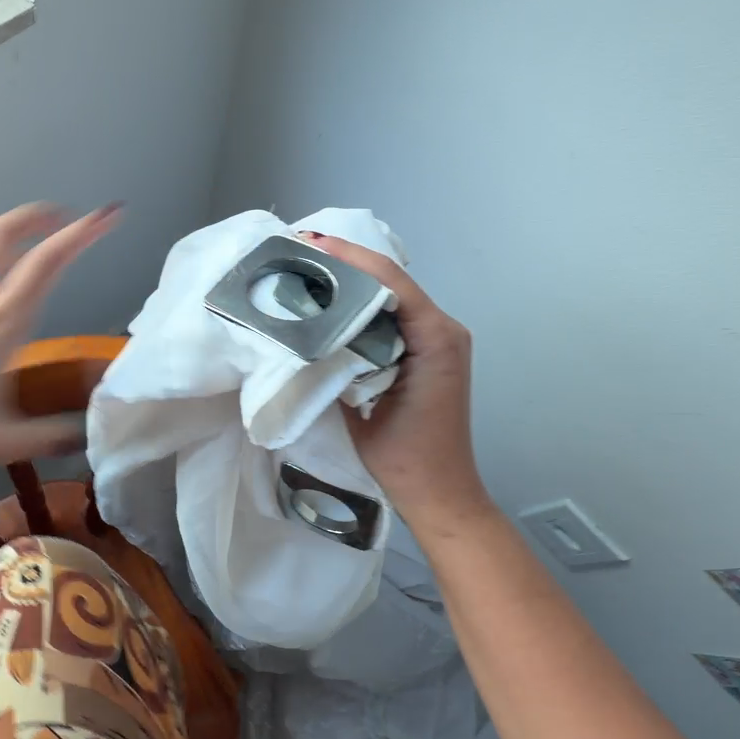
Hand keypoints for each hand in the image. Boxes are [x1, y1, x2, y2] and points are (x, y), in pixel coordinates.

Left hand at [0, 202, 120, 484]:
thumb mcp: (1, 444)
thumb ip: (51, 437)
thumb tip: (87, 434)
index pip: (46, 263)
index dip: (81, 233)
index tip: (107, 214)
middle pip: (1, 235)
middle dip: (35, 216)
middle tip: (61, 218)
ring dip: (6, 239)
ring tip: (27, 249)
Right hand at [299, 231, 497, 533]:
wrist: (437, 494)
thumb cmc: (405, 455)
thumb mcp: (365, 403)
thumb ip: (342, 358)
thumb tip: (308, 326)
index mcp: (435, 335)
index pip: (388, 280)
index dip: (347, 257)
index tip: (307, 244)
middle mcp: (441, 328)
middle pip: (389, 281)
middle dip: (345, 262)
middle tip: (297, 252)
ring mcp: (436, 339)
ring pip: (388, 296)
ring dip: (350, 282)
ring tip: (305, 272)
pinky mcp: (424, 352)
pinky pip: (389, 317)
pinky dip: (359, 307)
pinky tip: (327, 306)